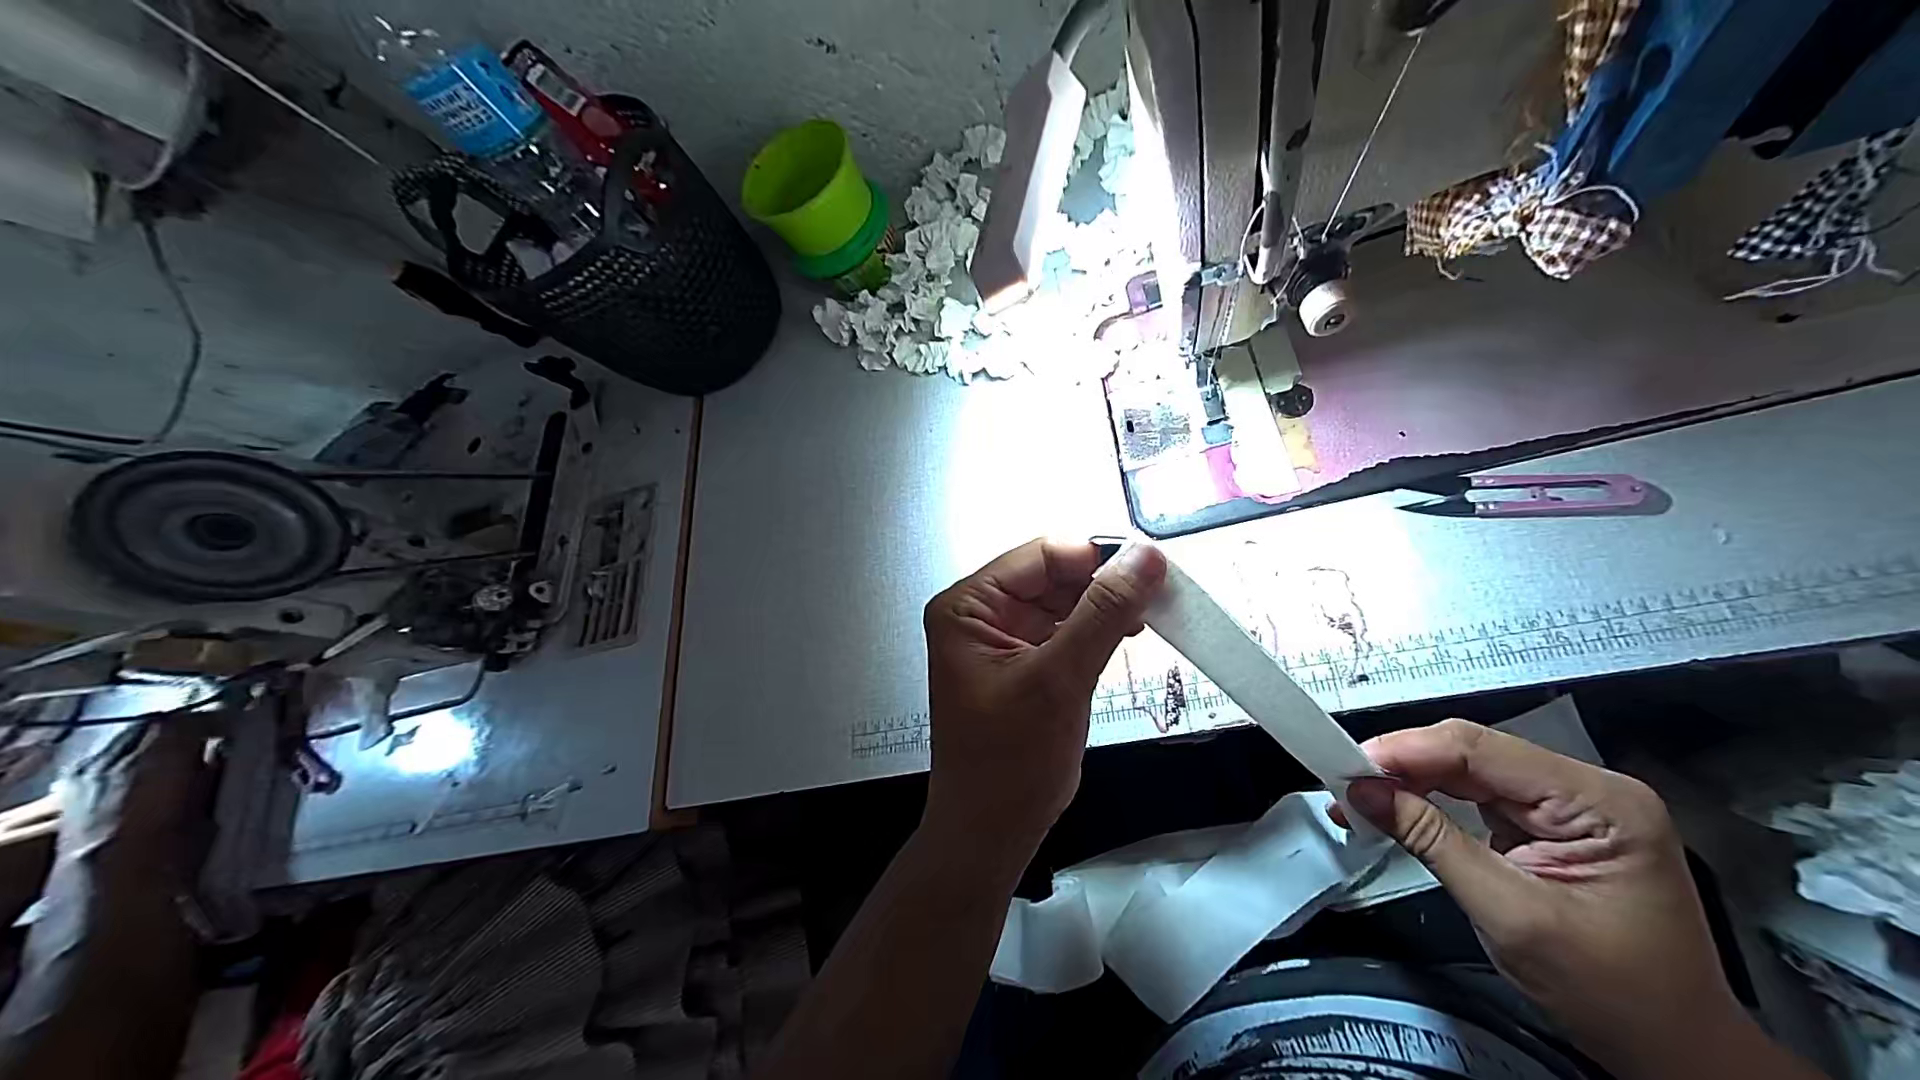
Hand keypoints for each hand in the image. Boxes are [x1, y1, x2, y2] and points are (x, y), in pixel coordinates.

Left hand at [921, 539, 1165, 847]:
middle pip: (1054, 573)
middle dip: (1102, 584)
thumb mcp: (1057, 681)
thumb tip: (1138, 561)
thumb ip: (1101, 614)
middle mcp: (979, 616)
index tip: (1144, 567)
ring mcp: (1002, 638)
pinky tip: (1121, 637)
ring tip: (1140, 620)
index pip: (1040, 555)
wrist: (992, 830)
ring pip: (1065, 599)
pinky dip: (1097, 630)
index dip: (1094, 557)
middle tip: (1150, 595)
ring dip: (1103, 607)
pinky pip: (1067, 627)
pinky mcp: (1025, 661)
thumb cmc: (1001, 769)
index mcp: (966, 608)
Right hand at [1344, 720, 1808, 1079]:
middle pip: (1471, 752)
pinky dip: (1427, 798)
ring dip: (1408, 780)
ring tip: (1356, 795)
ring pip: (1465, 768)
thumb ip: (1433, 841)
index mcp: (1601, 801)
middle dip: (1402, 765)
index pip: (1482, 749)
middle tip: (1342, 782)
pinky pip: (1473, 793)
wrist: (1675, 1052)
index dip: (1408, 751)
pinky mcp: (1546, 821)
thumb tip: (1362, 791)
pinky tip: (1394, 805)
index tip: (1348, 766)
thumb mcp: (1511, 916)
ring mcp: (1567, 803)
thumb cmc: (1612, 994)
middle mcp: (1586, 788)